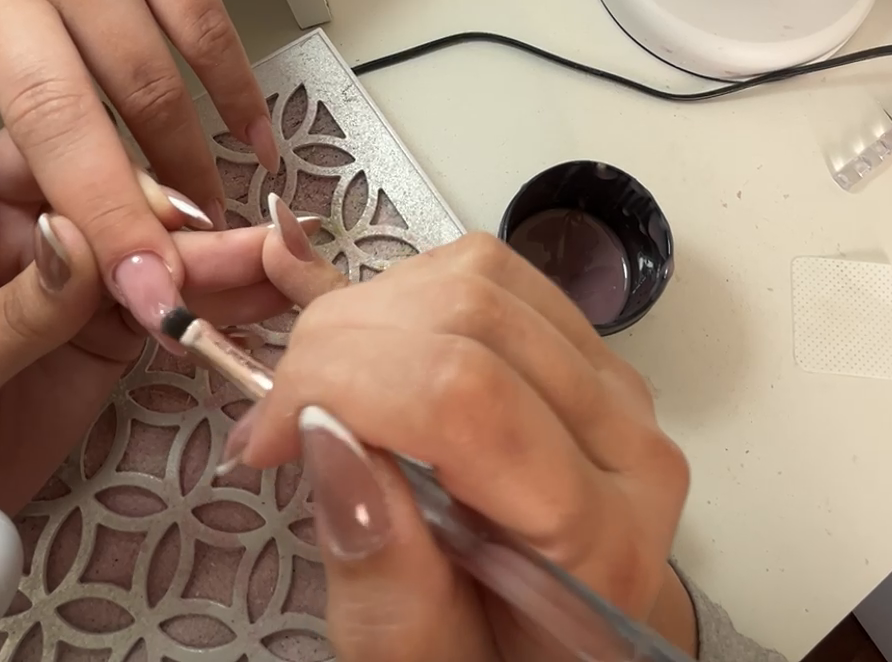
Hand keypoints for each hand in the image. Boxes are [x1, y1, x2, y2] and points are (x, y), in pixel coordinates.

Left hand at [0, 133, 286, 631]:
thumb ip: (15, 309)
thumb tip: (80, 236)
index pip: (54, 168)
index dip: (118, 190)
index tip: (176, 223)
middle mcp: (41, 230)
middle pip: (127, 211)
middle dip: (196, 234)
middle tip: (265, 245)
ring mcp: (86, 279)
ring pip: (165, 258)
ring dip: (227, 265)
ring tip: (290, 267)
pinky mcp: (116, 326)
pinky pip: (176, 307)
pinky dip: (223, 305)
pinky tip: (270, 295)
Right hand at [243, 224, 698, 660]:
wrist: (573, 631)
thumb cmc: (498, 655)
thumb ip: (381, 582)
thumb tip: (326, 432)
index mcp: (604, 535)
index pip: (466, 396)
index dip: (345, 386)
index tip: (264, 437)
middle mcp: (628, 435)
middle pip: (471, 315)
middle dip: (343, 340)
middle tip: (282, 408)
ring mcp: (612, 374)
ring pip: (478, 274)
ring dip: (374, 310)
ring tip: (331, 379)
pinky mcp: (584, 340)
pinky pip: (489, 269)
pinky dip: (410, 291)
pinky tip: (381, 351)